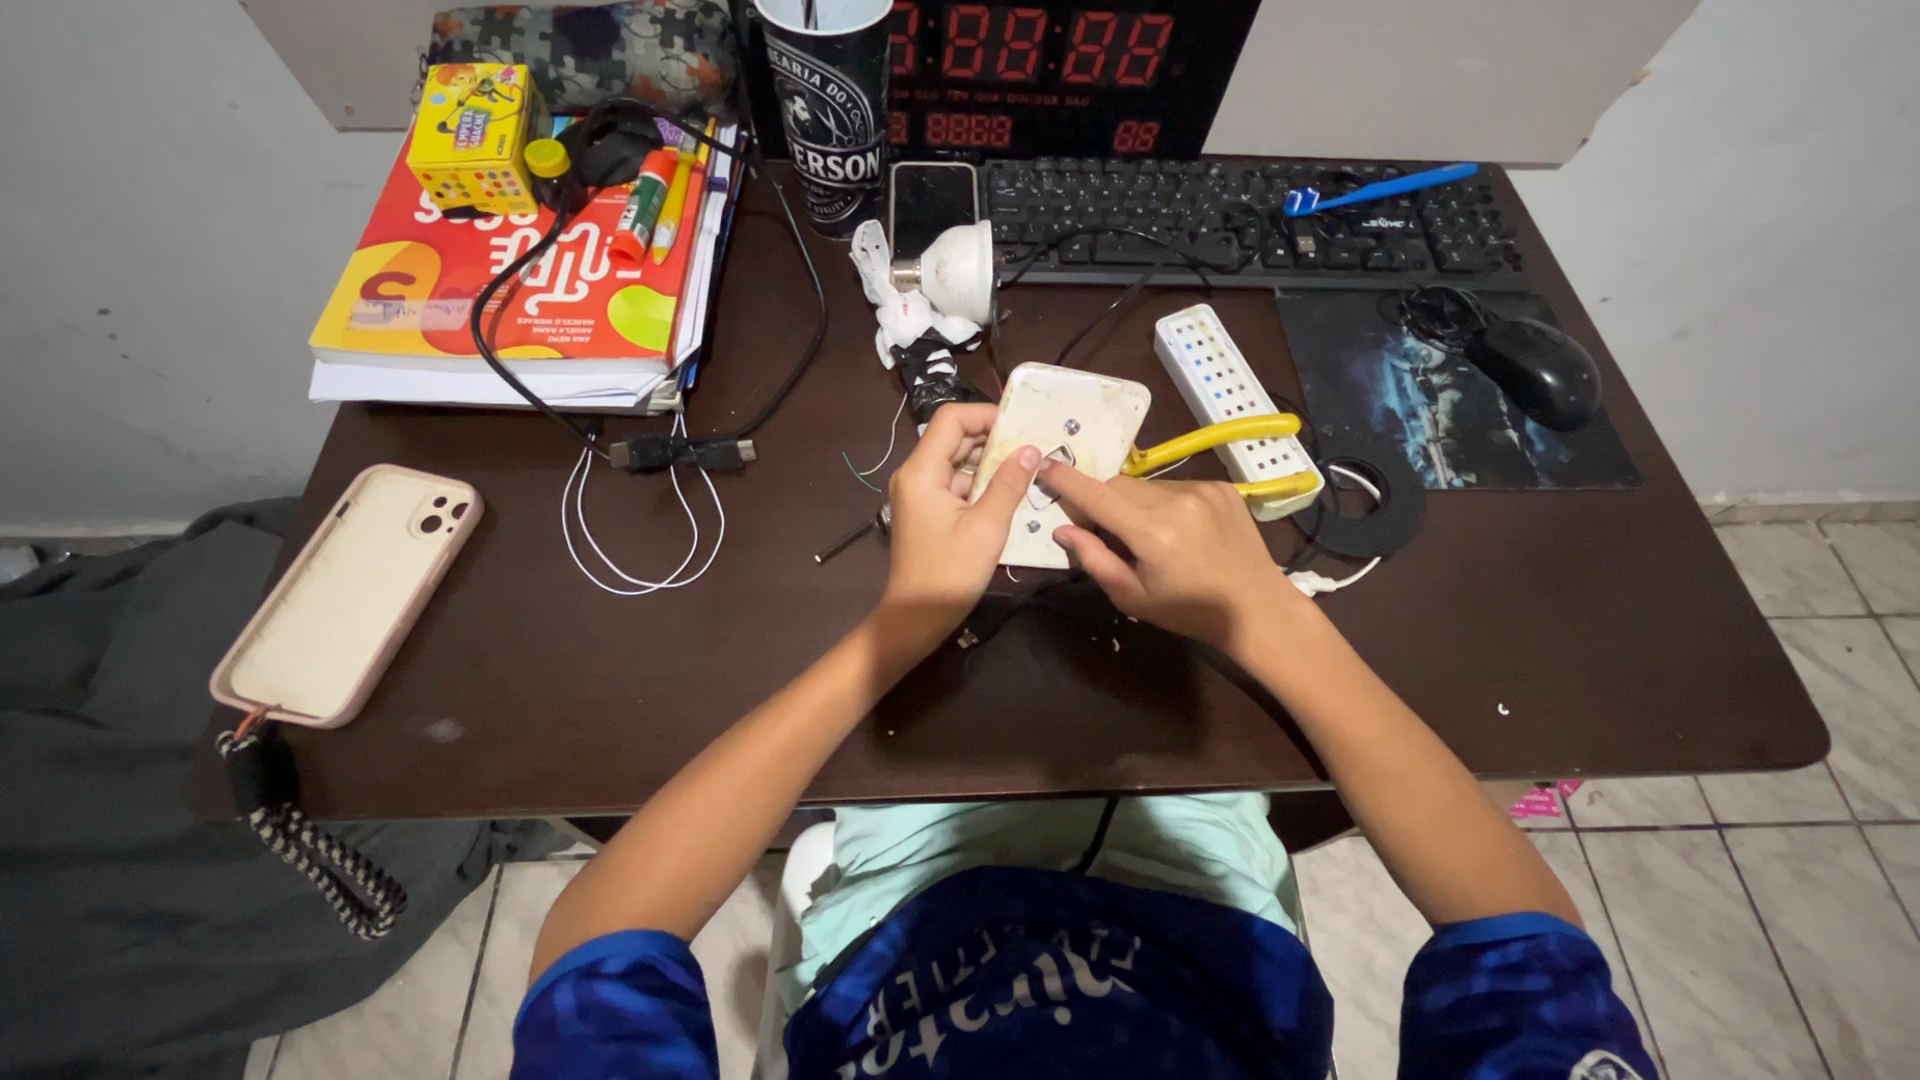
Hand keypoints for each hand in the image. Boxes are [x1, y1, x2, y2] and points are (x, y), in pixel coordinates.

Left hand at [879, 403, 1039, 646]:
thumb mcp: (987, 527)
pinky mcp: (927, 510)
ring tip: (1027, 467)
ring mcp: (919, 493)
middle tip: (1032, 445)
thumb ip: (1008, 484)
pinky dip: (980, 484)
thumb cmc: (950, 572)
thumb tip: (1030, 449)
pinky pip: (955, 484)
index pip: (952, 419)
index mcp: (921, 471)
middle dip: (992, 438)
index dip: (986, 415)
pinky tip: (1009, 493)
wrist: (917, 616)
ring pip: (956, 462)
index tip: (1021, 425)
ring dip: (989, 462)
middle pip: (954, 438)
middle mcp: (915, 474)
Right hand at [1042, 464, 1311, 659]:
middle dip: (1102, 501)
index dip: (1067, 480)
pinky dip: (1163, 503)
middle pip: (1118, 485)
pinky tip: (1179, 530)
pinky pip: (1174, 486)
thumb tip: (1063, 529)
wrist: (1256, 607)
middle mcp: (1177, 501)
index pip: (1098, 495)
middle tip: (1102, 529)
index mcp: (1153, 532)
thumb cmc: (1187, 611)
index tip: (1044, 466)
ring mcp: (1202, 490)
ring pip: (1146, 485)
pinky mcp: (1221, 487)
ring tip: (1149, 536)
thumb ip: (1094, 559)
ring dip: (1135, 503)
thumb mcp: (1132, 597)